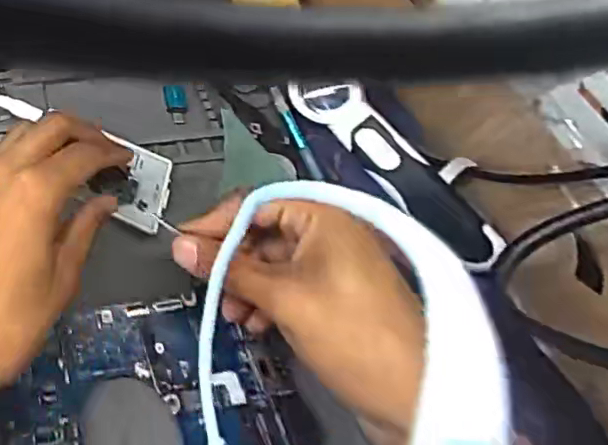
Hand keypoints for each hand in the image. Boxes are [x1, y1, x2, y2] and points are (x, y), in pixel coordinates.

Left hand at [0, 113, 129, 444]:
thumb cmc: (0, 324)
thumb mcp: (60, 279)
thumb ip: (84, 229)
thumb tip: (102, 206)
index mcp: (33, 191)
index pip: (82, 153)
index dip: (109, 153)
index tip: (123, 160)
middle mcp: (4, 173)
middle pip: (52, 125)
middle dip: (85, 130)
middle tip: (106, 148)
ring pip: (24, 130)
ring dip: (54, 133)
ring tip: (77, 155)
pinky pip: (3, 150)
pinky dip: (28, 147)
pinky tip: (41, 172)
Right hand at [172, 192, 425, 439]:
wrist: (421, 404)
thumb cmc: (365, 340)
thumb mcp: (283, 297)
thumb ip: (229, 268)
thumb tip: (186, 247)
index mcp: (323, 216)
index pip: (254, 203)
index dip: (217, 222)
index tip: (189, 240)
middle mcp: (329, 234)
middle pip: (261, 233)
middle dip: (232, 260)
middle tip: (204, 276)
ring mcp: (333, 266)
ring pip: (271, 262)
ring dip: (245, 284)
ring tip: (230, 307)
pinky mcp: (335, 297)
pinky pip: (286, 284)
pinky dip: (265, 299)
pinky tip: (253, 319)